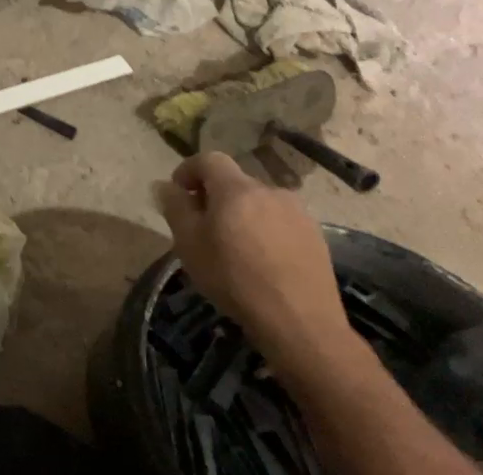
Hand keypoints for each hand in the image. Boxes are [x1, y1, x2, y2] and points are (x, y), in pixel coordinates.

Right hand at [154, 152, 352, 373]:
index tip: (179, 194)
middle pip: (235, 182)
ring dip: (242, 213)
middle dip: (215, 196)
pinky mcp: (316, 237)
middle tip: (203, 225)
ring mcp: (299, 215)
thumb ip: (174, 206)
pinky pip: (280, 221)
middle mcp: (271, 192)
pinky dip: (265, 229)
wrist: (300, 322)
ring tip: (234, 244)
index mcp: (237, 190)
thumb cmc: (233, 278)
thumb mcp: (188, 242)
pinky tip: (261, 259)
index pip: (209, 159)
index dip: (188, 170)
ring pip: (259, 202)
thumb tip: (166, 186)